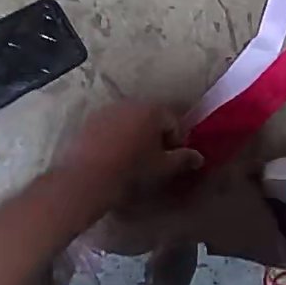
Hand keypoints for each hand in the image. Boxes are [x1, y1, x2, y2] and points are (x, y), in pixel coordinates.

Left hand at [54, 103, 202, 211]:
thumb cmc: (132, 171)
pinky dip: (115, 137)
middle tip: (154, 158)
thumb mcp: (163, 167)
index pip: (173, 121)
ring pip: (129, 121)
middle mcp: (129, 104)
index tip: (170, 158)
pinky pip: (109, 126)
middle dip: (155, 134)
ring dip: (134, 135)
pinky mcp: (88, 122)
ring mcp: (106, 111)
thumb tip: (199, 157)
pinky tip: (112, 157)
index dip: (176, 140)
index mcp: (152, 110)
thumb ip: (184, 159)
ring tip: (132, 158)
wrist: (86, 180)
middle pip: (150, 117)